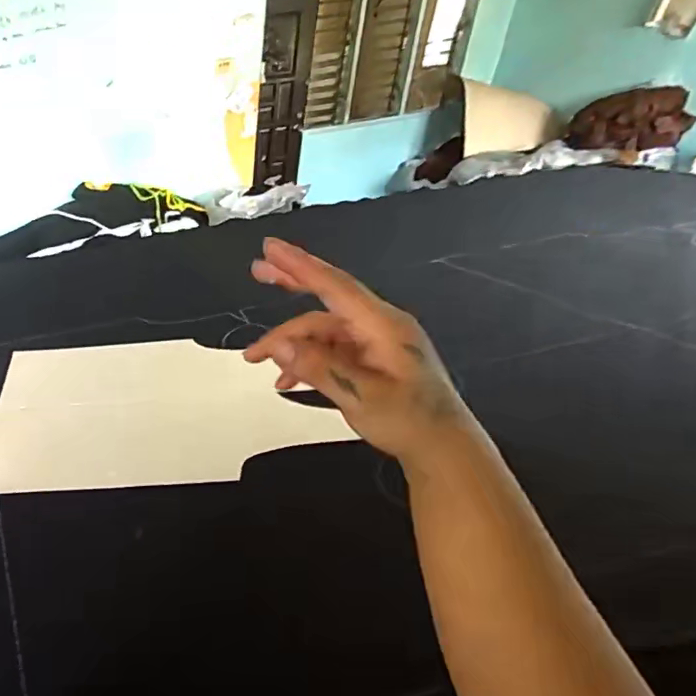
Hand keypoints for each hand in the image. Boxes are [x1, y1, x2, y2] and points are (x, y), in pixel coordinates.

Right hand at [243, 238, 476, 462]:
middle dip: (291, 282)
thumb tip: (280, 346)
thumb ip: (319, 368)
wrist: (440, 446)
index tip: (271, 249)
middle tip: (258, 269)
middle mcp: (378, 326)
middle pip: (327, 296)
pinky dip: (303, 359)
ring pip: (320, 331)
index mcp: (383, 327)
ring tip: (256, 360)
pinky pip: (328, 348)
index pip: (335, 287)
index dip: (300, 266)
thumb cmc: (410, 421)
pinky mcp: (368, 357)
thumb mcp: (361, 396)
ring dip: (288, 343)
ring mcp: (372, 342)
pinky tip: (286, 379)